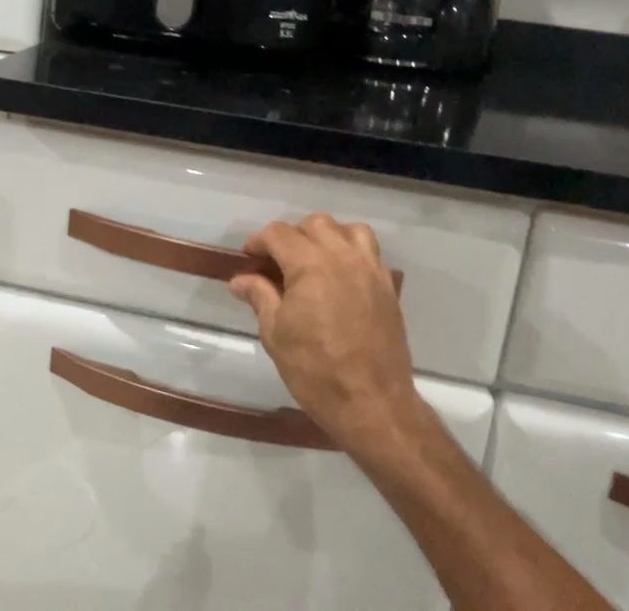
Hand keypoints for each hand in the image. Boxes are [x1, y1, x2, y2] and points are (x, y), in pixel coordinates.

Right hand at [230, 214, 424, 450]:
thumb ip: (260, 297)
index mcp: (310, 265)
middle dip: (291, 236)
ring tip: (313, 261)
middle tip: (278, 264)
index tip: (249, 259)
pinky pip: (370, 252)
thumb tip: (241, 280)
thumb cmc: (316, 370)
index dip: (259, 242)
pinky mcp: (387, 286)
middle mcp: (343, 257)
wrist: (372, 403)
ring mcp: (370, 269)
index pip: (279, 233)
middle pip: (314, 224)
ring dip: (326, 236)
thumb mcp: (276, 334)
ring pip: (347, 230)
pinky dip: (351, 252)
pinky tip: (340, 277)